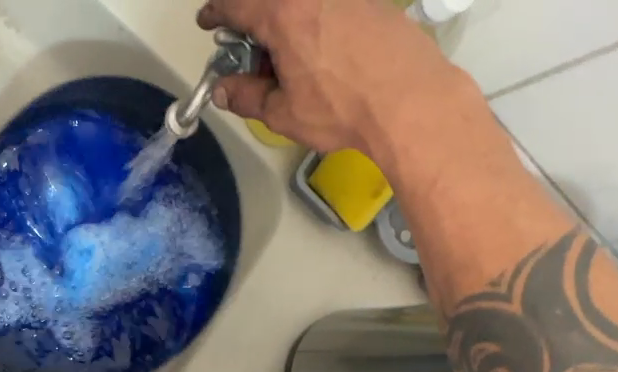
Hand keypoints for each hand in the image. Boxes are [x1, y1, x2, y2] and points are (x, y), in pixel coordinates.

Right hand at [196, 0, 465, 159]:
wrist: (408, 99)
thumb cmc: (342, 108)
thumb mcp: (282, 113)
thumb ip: (246, 97)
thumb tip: (224, 90)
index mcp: (283, 14)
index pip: (236, 4)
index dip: (216, 13)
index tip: (208, 23)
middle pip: (270, 2)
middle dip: (252, 20)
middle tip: (248, 51)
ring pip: (300, 6)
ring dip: (284, 24)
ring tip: (285, 61)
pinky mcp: (369, 2)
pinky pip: (327, 8)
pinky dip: (312, 23)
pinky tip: (316, 55)